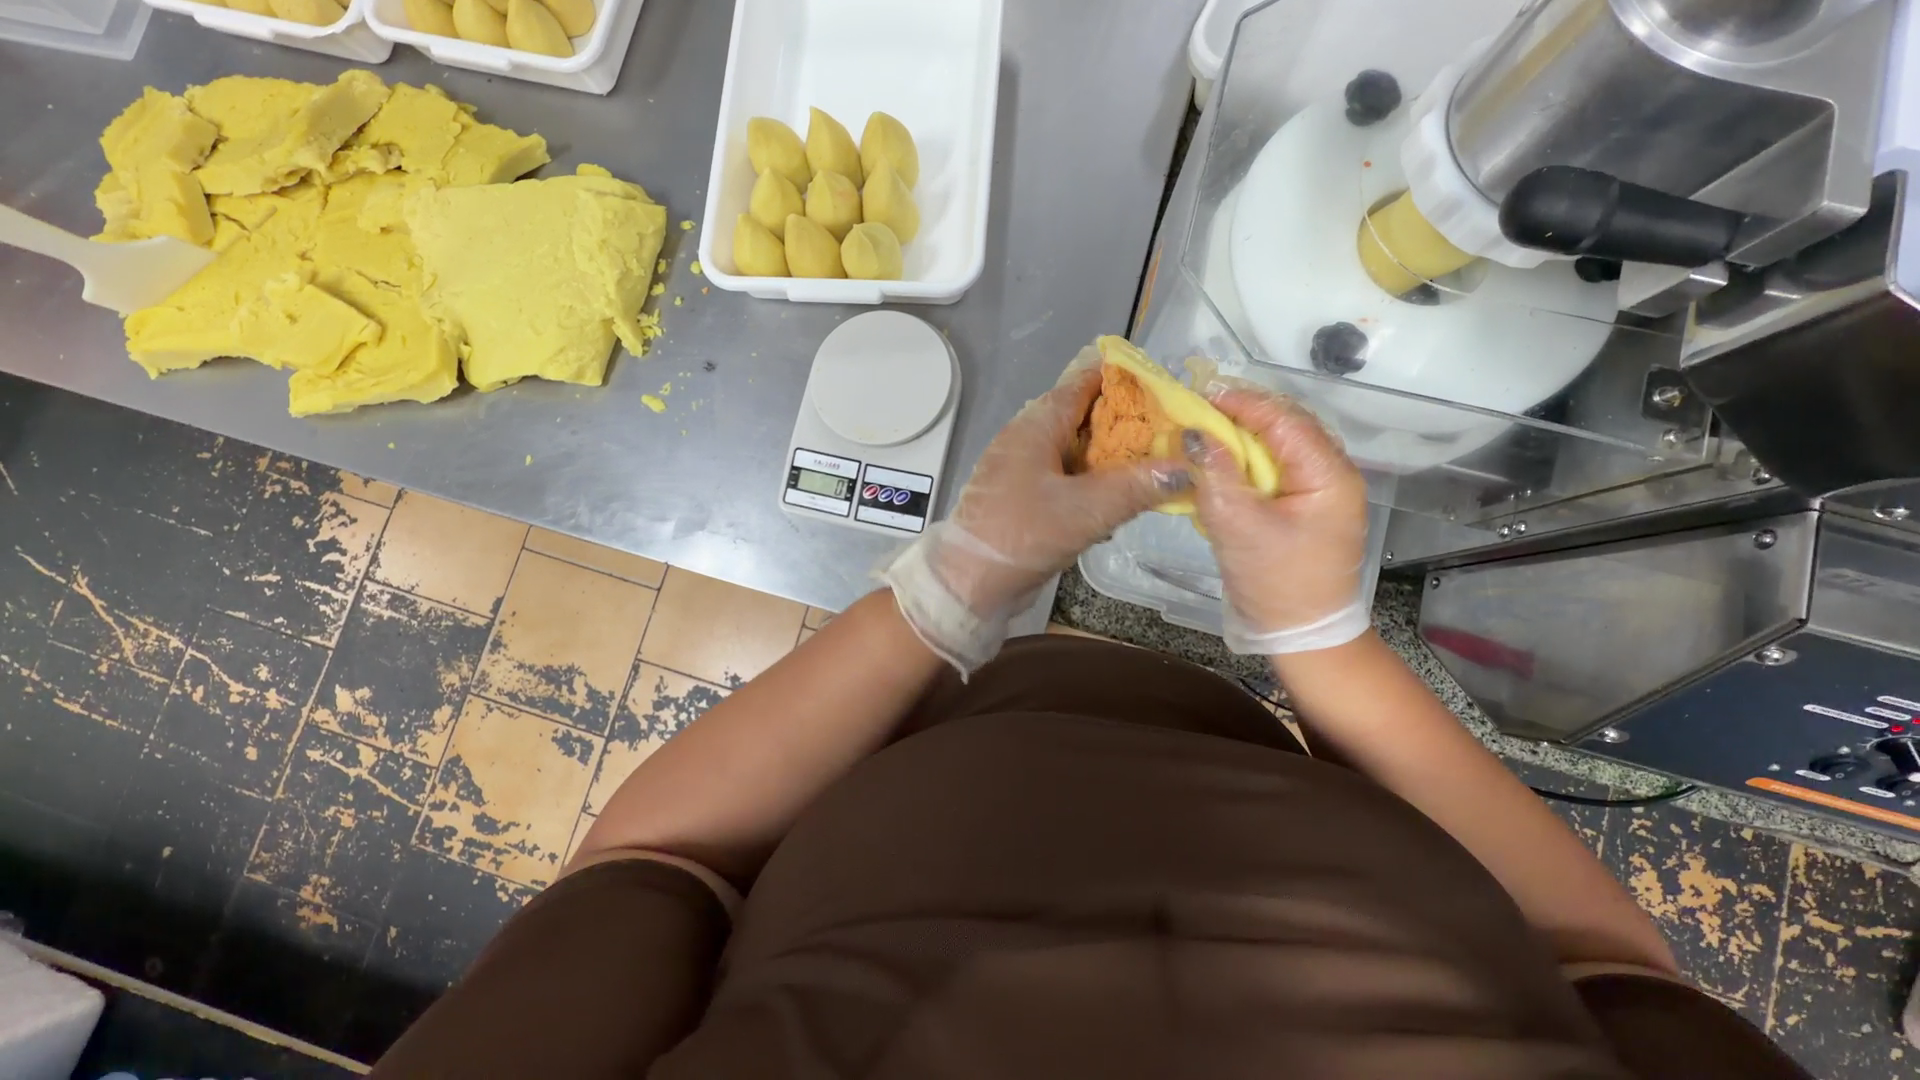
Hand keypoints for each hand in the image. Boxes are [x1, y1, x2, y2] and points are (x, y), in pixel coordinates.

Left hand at [883, 346, 1188, 672]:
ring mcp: (1021, 468)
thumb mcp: (1087, 510)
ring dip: (1109, 457)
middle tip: (1168, 431)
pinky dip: (1090, 483)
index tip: (1163, 385)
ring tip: (1151, 465)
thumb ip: (1138, 486)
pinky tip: (1116, 503)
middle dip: (1124, 421)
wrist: (969, 582)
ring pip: (1074, 450)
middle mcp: (1026, 437)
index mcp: (1037, 425)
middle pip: (1082, 416)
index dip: (1122, 378)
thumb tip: (1188, 467)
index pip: (1084, 382)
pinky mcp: (1021, 496)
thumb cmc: (1023, 534)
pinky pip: (1064, 478)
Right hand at [1182, 383, 1371, 653]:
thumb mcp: (1238, 526)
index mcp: (1328, 475)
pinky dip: (1249, 460)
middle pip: (1287, 426)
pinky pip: (1278, 469)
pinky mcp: (1307, 507)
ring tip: (1205, 430)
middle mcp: (1333, 474)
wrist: (1304, 635)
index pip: (1284, 420)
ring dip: (1244, 436)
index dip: (1241, 403)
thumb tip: (1193, 433)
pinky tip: (1222, 461)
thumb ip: (1216, 474)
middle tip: (1199, 409)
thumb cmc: (1276, 582)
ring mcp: (1322, 491)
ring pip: (1281, 446)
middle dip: (1243, 414)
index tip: (1200, 396)